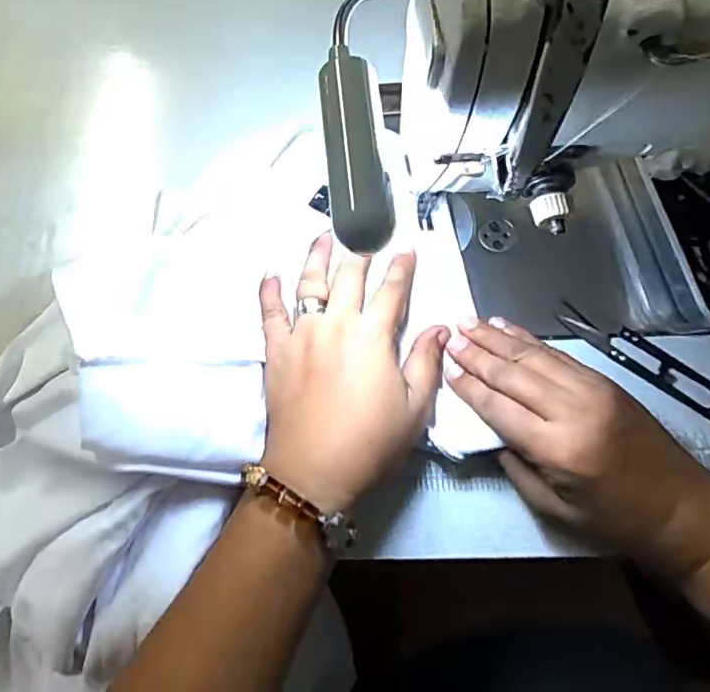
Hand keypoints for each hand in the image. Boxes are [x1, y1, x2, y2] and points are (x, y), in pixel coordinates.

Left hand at [257, 233, 448, 511]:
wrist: (311, 473)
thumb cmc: (370, 442)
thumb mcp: (414, 408)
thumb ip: (427, 362)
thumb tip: (440, 328)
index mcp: (373, 336)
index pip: (392, 290)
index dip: (402, 268)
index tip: (406, 250)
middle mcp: (337, 324)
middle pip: (350, 277)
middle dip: (361, 254)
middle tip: (367, 239)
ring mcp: (302, 334)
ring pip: (309, 284)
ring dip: (318, 256)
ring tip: (324, 236)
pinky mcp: (275, 351)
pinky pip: (269, 314)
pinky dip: (269, 292)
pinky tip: (271, 274)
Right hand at [444, 317, 709, 580]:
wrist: (680, 505)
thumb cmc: (617, 520)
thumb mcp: (559, 510)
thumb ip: (520, 469)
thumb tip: (495, 432)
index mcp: (559, 448)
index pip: (502, 408)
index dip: (472, 387)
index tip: (447, 368)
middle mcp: (573, 409)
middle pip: (515, 374)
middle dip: (479, 354)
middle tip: (452, 335)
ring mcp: (592, 388)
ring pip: (535, 356)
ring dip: (500, 338)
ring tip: (472, 323)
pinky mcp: (604, 379)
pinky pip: (559, 355)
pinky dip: (531, 340)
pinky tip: (509, 329)